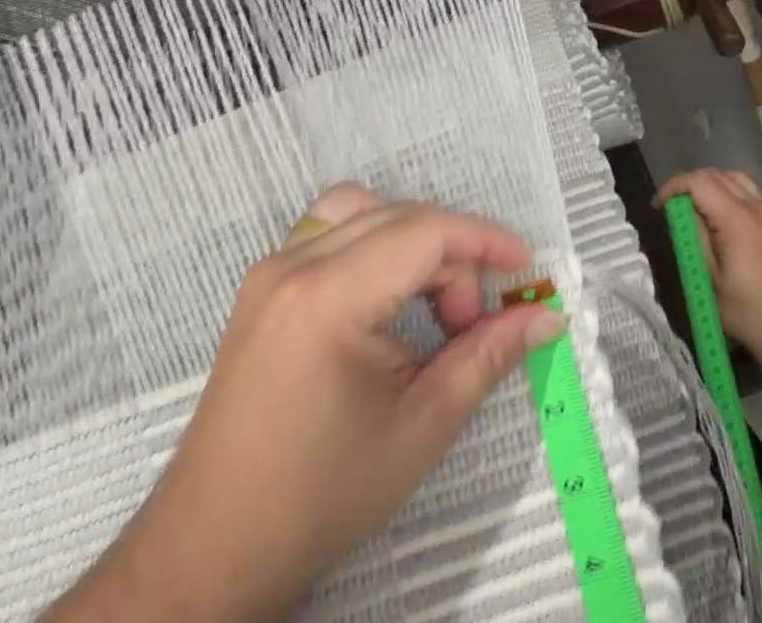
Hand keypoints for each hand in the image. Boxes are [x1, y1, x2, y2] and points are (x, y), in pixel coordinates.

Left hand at [46, 185, 566, 622]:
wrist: (216, 546)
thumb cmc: (322, 492)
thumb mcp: (423, 425)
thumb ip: (488, 355)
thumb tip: (545, 317)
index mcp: (328, 298)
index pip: (426, 232)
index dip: (487, 241)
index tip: (526, 271)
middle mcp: (291, 267)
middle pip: (399, 218)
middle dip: (455, 256)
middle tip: (472, 323)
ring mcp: (269, 276)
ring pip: (363, 214)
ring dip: (415, 244)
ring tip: (434, 309)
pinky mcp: (262, 293)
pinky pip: (331, 235)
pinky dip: (378, 250)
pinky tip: (393, 305)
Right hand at [656, 169, 761, 354]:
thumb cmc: (744, 308)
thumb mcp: (706, 277)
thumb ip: (692, 238)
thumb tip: (678, 213)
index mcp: (736, 218)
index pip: (699, 181)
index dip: (674, 187)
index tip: (658, 208)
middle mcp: (755, 206)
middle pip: (716, 174)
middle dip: (688, 185)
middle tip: (671, 211)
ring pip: (734, 178)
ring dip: (709, 185)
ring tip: (692, 211)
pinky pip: (747, 191)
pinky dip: (726, 192)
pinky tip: (716, 218)